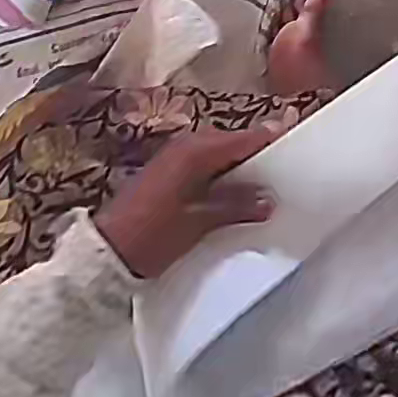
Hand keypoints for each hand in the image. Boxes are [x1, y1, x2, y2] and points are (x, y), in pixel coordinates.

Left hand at [93, 127, 277, 277]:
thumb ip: (236, 207)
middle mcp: (188, 144)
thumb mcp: (197, 225)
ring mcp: (176, 155)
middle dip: (258, 156)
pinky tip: (234, 193)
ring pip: (221, 153)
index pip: (246, 138)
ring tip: (263, 186)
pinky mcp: (169, 169)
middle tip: (283, 173)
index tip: (298, 147)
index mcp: (197, 151)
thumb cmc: (148, 238)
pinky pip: (207, 162)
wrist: (99, 259)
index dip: (273, 141)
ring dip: (240, 167)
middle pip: (235, 142)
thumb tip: (270, 199)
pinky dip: (223, 173)